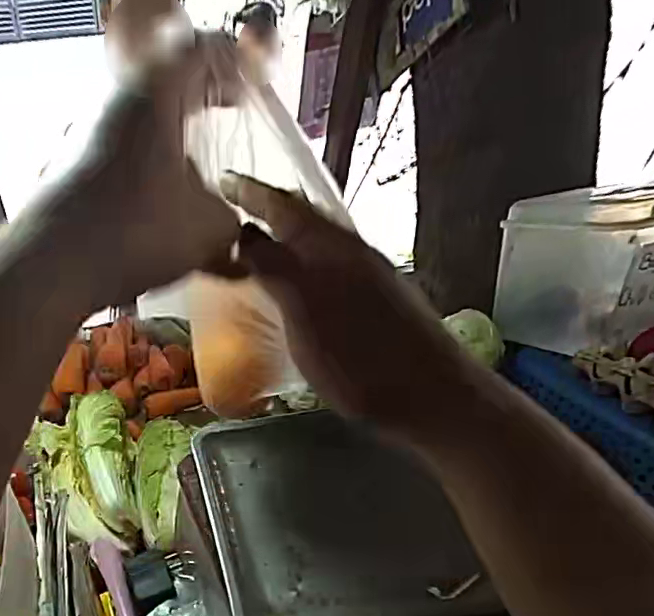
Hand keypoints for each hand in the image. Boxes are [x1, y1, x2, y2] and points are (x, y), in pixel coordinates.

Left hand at [34, 35, 244, 306]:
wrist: (52, 267)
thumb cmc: (132, 232)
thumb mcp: (206, 229)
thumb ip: (229, 219)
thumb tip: (227, 224)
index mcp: (154, 90)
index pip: (201, 48)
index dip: (232, 66)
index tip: (243, 91)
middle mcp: (111, 101)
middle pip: (162, 88)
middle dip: (194, 112)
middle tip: (216, 133)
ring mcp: (79, 136)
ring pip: (134, 130)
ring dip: (163, 154)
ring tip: (184, 192)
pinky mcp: (61, 173)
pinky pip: (110, 164)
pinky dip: (134, 181)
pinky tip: (145, 221)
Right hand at [224, 175, 476, 436]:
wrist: (430, 395)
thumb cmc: (361, 358)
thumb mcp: (306, 312)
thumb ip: (274, 270)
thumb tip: (243, 238)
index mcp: (331, 248)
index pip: (284, 207)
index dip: (251, 193)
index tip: (224, 182)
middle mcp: (351, 252)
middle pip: (304, 219)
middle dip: (269, 209)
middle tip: (236, 208)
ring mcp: (367, 276)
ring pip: (318, 243)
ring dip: (287, 236)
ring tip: (259, 244)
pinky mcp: (375, 301)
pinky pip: (328, 267)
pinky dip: (303, 263)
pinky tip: (295, 285)